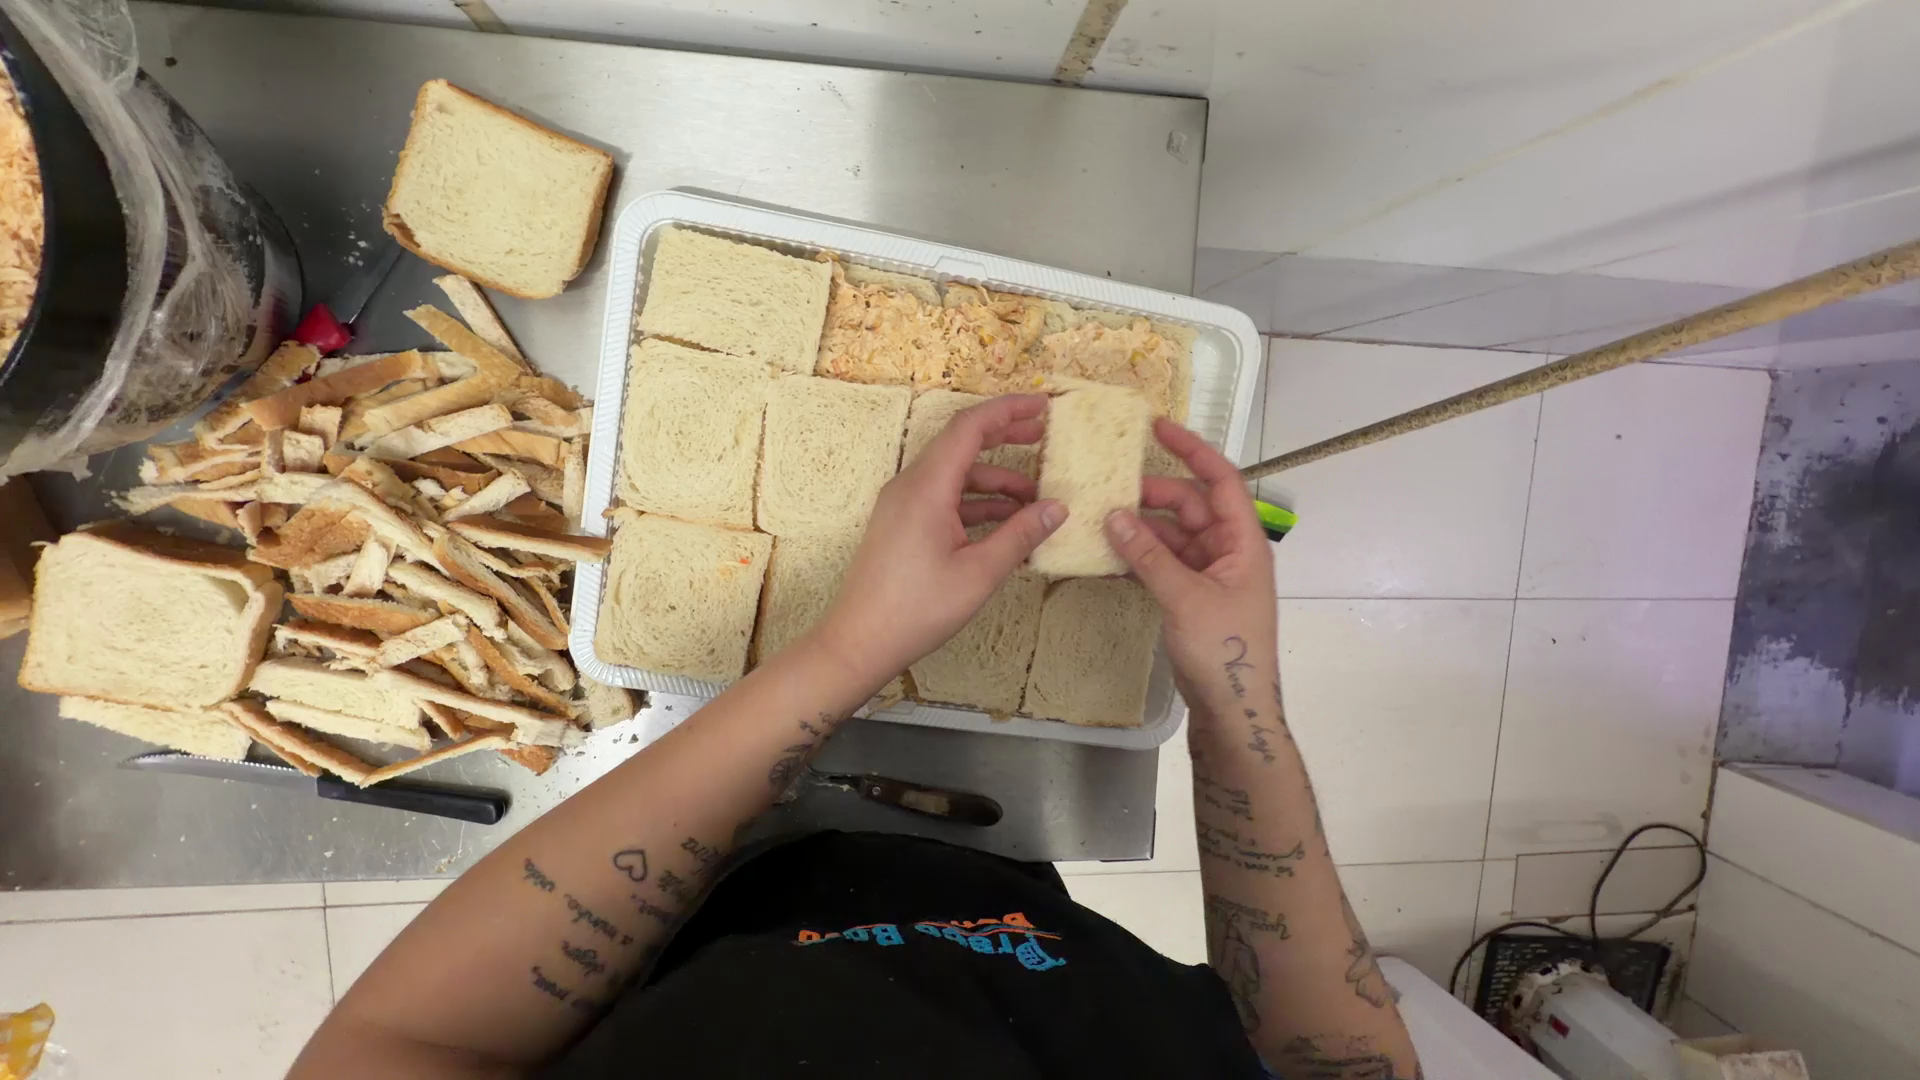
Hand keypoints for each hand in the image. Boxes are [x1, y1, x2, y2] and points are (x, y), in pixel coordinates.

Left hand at [811, 395, 1065, 687]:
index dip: (1009, 410)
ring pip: (955, 476)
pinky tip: (1006, 523)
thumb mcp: (979, 573)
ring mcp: (902, 504)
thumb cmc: (917, 609)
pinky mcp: (901, 523)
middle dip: (1005, 436)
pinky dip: (976, 504)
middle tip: (1044, 436)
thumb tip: (1057, 509)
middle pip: (961, 444)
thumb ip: (1021, 535)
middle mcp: (910, 485)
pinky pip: (944, 499)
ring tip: (1036, 500)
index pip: (969, 427)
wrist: (859, 642)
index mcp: (926, 487)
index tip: (1044, 406)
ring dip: (995, 481)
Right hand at [1104, 418, 1277, 709]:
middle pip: (1190, 506)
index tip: (1158, 428)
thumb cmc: (1223, 648)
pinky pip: (1163, 562)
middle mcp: (1227, 550)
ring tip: (1101, 520)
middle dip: (1153, 495)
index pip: (1220, 481)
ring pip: (1172, 535)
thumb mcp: (1185, 597)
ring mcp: (1208, 573)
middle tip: (1110, 488)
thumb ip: (1148, 555)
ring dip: (1141, 528)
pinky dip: (1139, 556)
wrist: (1233, 707)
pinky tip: (1108, 553)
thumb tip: (1113, 515)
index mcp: (1242, 542)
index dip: (1193, 450)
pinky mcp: (1190, 594)